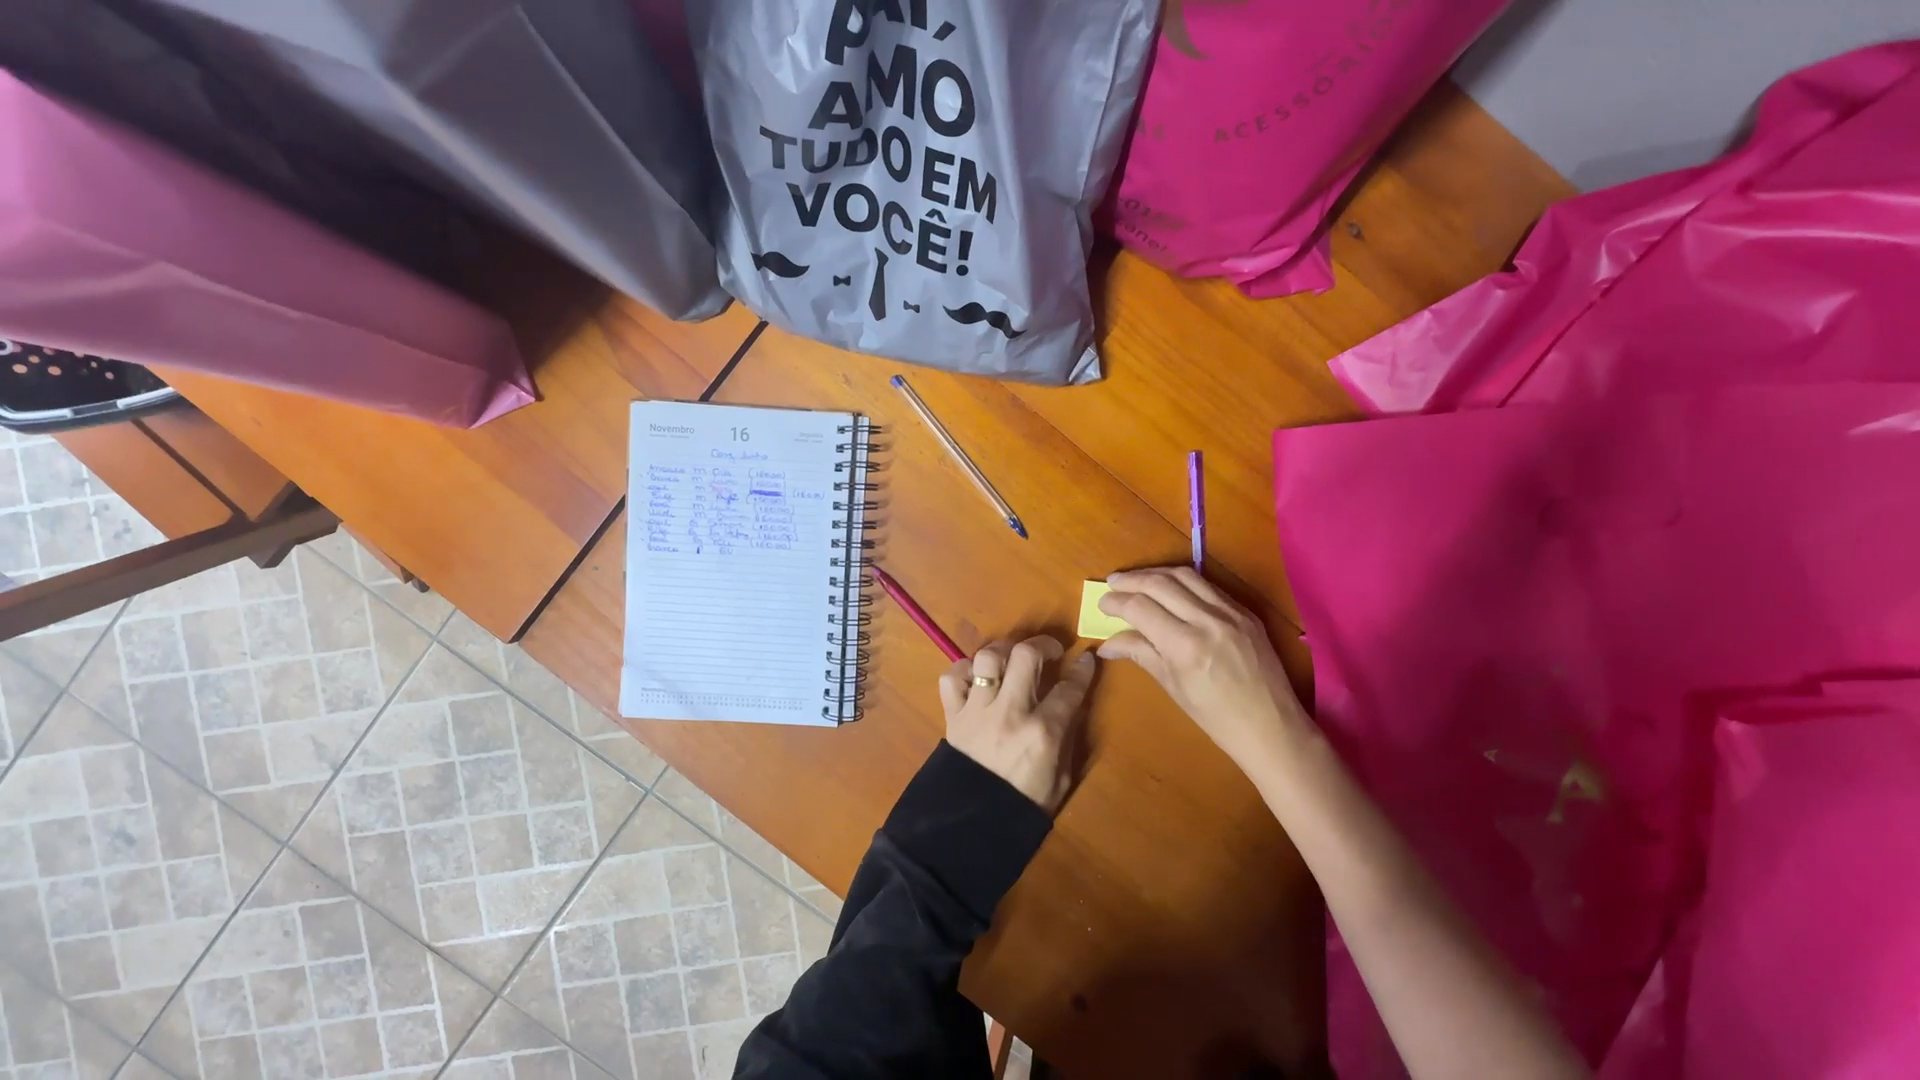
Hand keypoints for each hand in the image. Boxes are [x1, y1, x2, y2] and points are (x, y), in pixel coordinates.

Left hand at [938, 636, 1095, 812]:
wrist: (973, 826)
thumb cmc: (1024, 805)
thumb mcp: (1061, 778)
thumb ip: (1067, 738)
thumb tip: (1072, 705)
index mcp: (1042, 732)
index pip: (1069, 687)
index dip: (1082, 669)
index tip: (1086, 658)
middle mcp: (1010, 713)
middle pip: (1025, 656)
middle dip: (1043, 644)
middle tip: (1050, 651)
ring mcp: (977, 711)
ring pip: (987, 658)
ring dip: (1003, 651)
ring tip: (1011, 659)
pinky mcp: (952, 716)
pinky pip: (951, 677)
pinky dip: (963, 670)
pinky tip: (976, 678)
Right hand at [1096, 567, 1307, 765]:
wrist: (1271, 726)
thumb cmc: (1216, 718)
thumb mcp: (1172, 687)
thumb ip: (1141, 653)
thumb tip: (1107, 642)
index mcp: (1185, 646)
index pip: (1140, 608)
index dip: (1116, 602)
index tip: (1102, 604)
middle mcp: (1207, 621)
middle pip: (1160, 583)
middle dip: (1131, 580)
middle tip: (1112, 584)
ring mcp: (1230, 613)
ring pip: (1186, 575)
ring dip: (1156, 573)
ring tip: (1137, 579)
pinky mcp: (1246, 612)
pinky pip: (1208, 586)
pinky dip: (1184, 582)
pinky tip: (1171, 588)